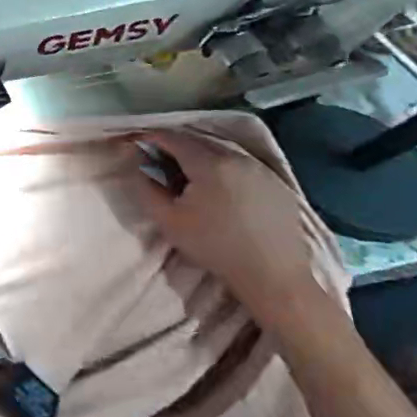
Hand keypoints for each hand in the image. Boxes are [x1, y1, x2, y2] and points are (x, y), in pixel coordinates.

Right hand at [125, 130, 326, 327]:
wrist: (273, 278)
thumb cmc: (215, 248)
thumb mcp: (169, 221)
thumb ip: (146, 188)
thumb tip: (137, 164)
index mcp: (209, 163)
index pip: (174, 138)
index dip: (153, 138)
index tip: (139, 145)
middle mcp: (238, 158)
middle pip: (199, 142)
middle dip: (176, 147)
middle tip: (161, 162)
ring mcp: (262, 170)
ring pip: (223, 152)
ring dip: (202, 158)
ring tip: (191, 178)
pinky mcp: (279, 185)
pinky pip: (244, 167)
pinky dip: (226, 170)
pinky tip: (222, 192)